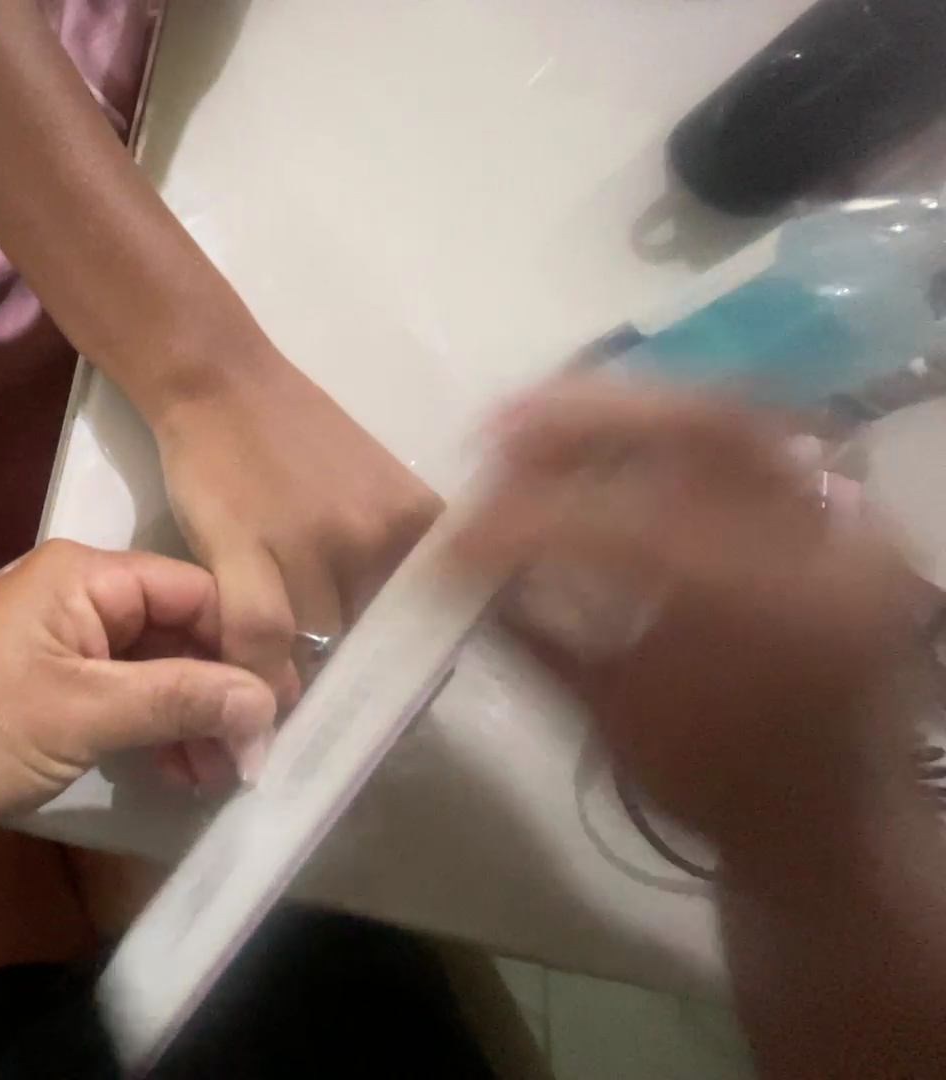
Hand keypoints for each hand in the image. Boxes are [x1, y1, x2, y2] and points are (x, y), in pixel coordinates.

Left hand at [0, 540, 279, 825]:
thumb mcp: (84, 714)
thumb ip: (179, 699)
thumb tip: (266, 702)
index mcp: (84, 574)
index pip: (194, 591)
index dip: (245, 647)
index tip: (283, 710)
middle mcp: (79, 589)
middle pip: (177, 628)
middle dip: (218, 691)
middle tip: (253, 756)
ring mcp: (65, 630)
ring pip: (154, 662)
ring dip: (190, 714)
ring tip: (217, 775)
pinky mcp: (56, 669)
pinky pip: (124, 685)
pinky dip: (154, 722)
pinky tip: (177, 767)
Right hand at [154, 353, 439, 702]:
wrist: (219, 380)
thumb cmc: (288, 431)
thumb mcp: (368, 487)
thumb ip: (381, 559)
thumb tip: (368, 642)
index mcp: (423, 522)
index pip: (430, 625)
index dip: (398, 676)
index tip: (372, 705)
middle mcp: (383, 534)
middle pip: (370, 642)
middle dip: (340, 682)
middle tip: (313, 708)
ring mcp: (317, 539)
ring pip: (316, 648)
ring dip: (291, 683)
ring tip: (271, 705)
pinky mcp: (247, 545)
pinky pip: (260, 635)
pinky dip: (253, 674)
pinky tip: (243, 697)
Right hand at [453, 379, 932, 859]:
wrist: (829, 813)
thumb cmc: (712, 779)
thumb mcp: (611, 714)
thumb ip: (533, 635)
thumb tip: (448, 574)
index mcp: (774, 618)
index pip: (638, 534)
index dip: (530, 526)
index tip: (454, 543)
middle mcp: (825, 550)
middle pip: (711, 431)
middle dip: (587, 419)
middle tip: (494, 429)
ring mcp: (835, 526)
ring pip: (727, 421)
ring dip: (615, 413)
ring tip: (526, 425)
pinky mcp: (823, 519)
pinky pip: (734, 446)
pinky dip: (650, 433)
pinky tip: (588, 445)